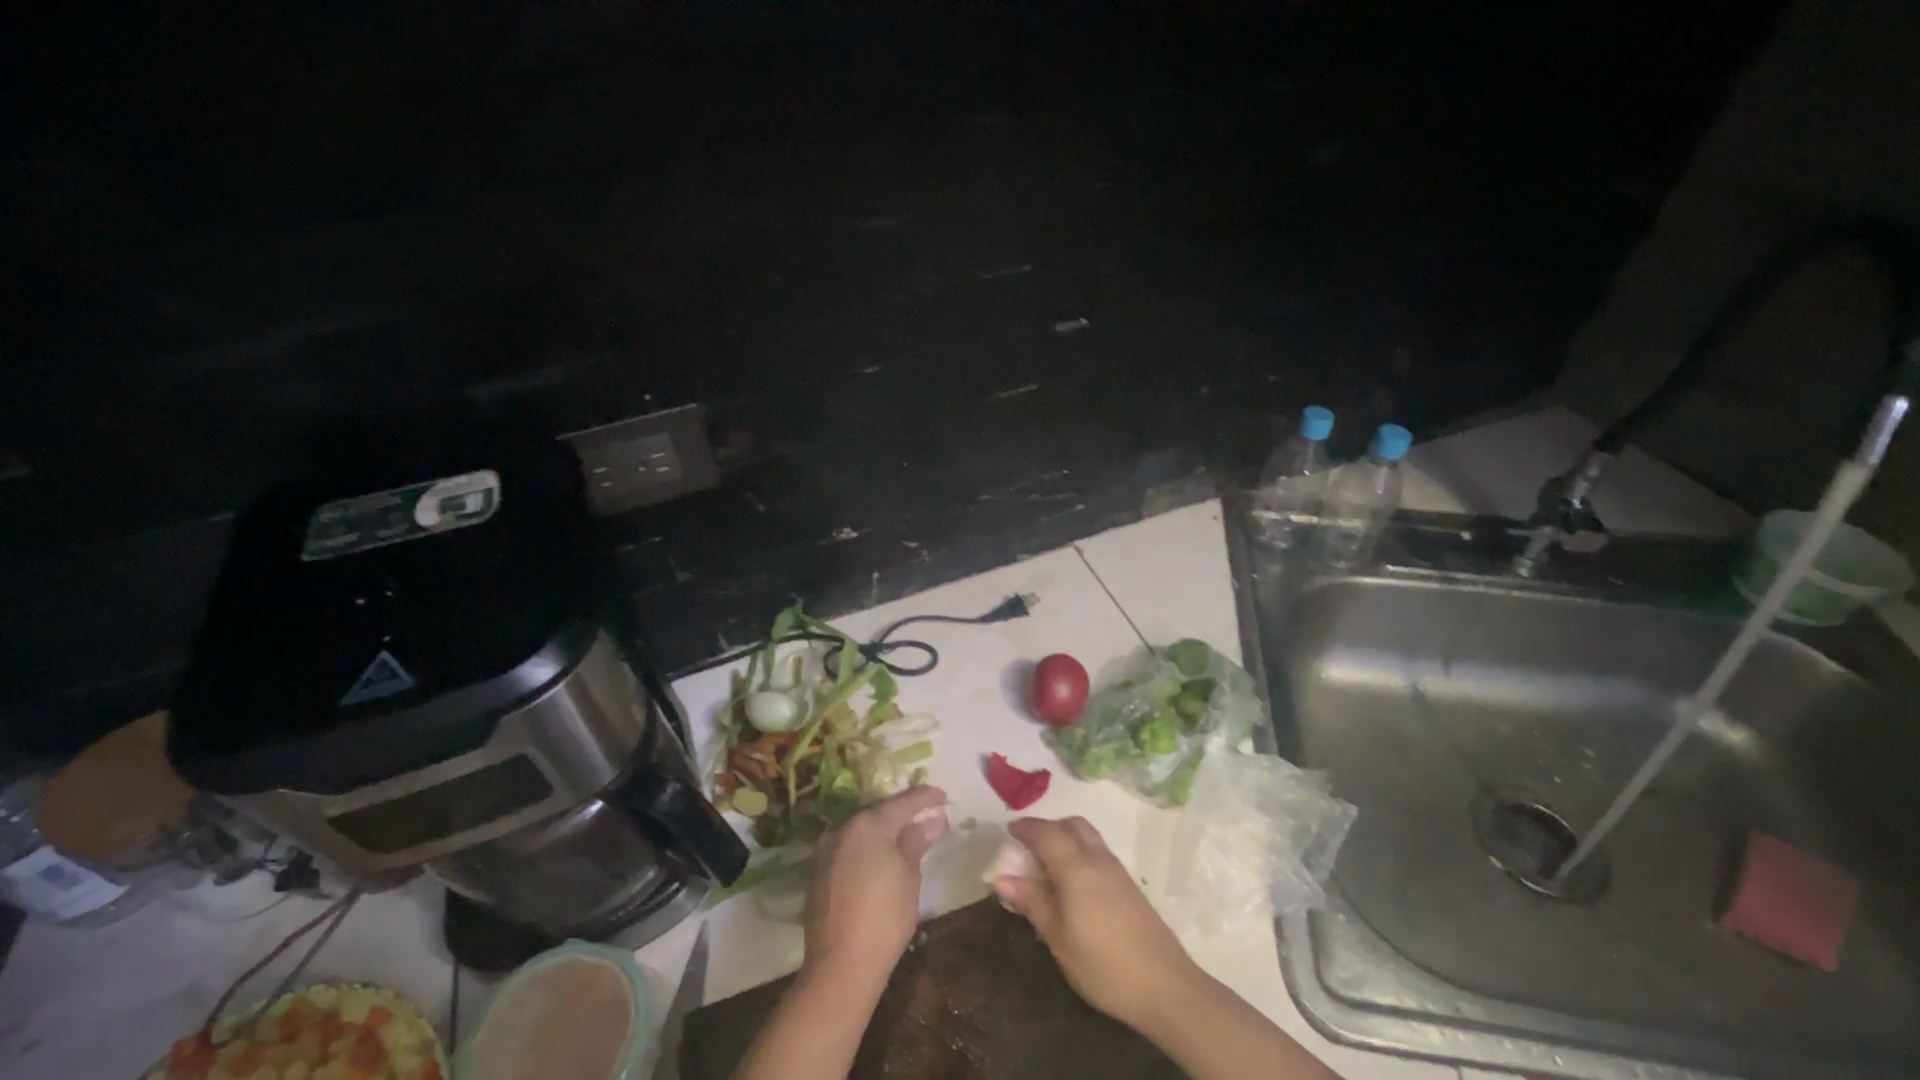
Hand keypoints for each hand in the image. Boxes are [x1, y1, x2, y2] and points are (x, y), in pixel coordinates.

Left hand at [803, 786, 950, 980]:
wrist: (841, 964)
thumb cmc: (885, 916)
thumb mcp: (909, 876)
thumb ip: (916, 842)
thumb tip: (932, 820)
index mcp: (867, 825)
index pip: (902, 802)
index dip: (925, 798)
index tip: (943, 797)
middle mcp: (842, 830)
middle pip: (878, 813)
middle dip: (902, 814)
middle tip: (926, 818)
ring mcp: (825, 852)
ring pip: (860, 832)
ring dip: (882, 832)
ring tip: (906, 838)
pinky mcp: (818, 874)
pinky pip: (848, 851)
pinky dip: (866, 850)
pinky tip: (880, 861)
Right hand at [992, 816, 1202, 1028]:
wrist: (1165, 986)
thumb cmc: (1103, 966)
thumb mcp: (1059, 938)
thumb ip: (1033, 903)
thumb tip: (1002, 878)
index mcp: (1077, 868)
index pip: (1047, 833)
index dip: (1026, 828)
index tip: (1008, 832)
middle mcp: (1099, 860)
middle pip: (1073, 826)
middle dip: (1049, 828)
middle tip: (1028, 849)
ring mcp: (1119, 873)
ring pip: (1089, 839)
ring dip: (1066, 841)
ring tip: (1046, 869)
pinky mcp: (1130, 888)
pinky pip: (1099, 856)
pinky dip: (1080, 856)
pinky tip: (1071, 887)